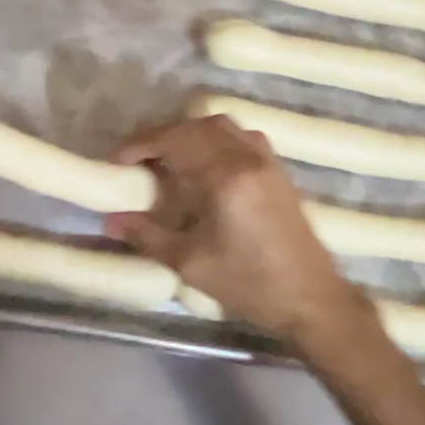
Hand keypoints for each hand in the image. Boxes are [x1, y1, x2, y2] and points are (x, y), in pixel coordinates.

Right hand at [104, 115, 367, 342]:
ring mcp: (268, 162)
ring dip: (190, 136)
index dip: (141, 145)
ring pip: (222, 128)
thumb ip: (148, 236)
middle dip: (163, 137)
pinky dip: (215, 142)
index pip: (175, 141)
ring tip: (168, 162)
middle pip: (198, 127)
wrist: (311, 298)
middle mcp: (249, 158)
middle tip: (140, 161)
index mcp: (226, 177)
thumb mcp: (191, 264)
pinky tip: (204, 170)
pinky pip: (241, 139)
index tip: (118, 161)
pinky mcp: (279, 172)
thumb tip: (112, 220)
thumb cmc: (250, 284)